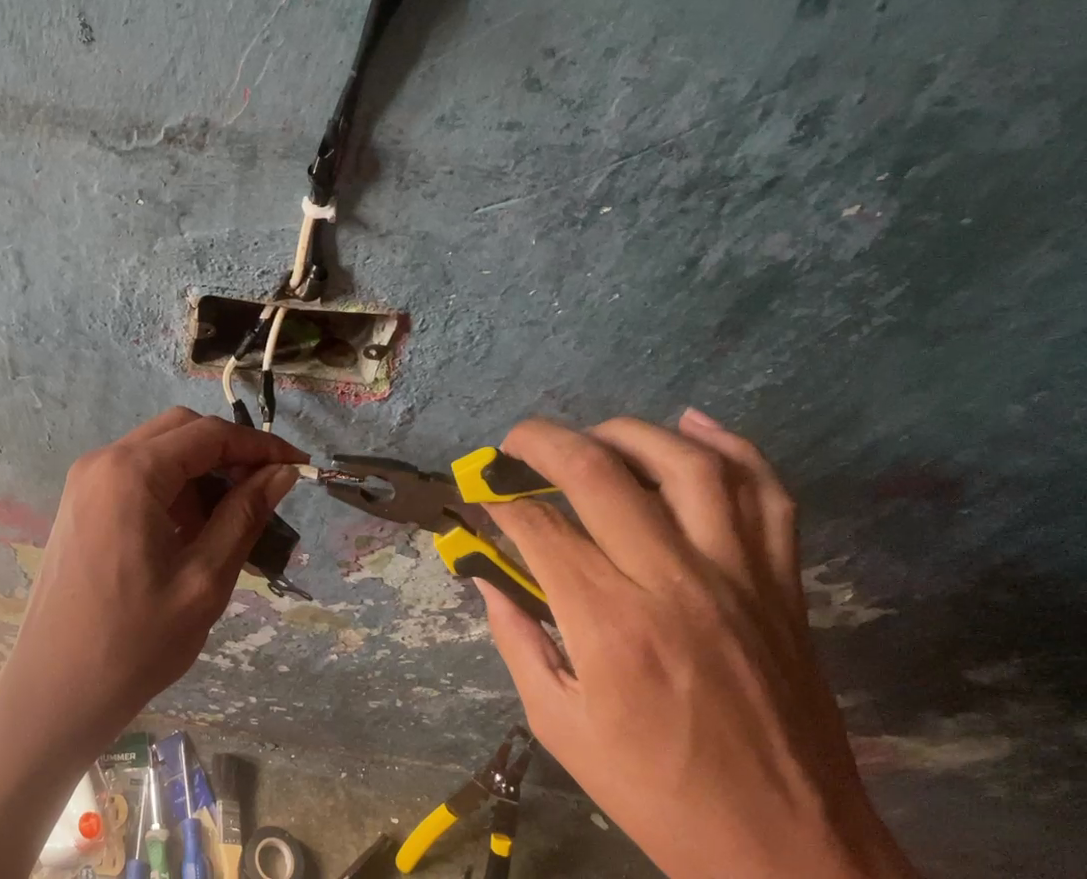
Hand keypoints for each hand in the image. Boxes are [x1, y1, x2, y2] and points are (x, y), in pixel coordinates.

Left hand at [0, 407, 305, 749]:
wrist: (55, 688)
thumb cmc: (134, 641)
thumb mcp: (204, 579)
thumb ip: (244, 516)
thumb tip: (283, 474)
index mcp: (131, 472)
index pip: (207, 434)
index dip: (259, 445)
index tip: (300, 466)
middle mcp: (102, 462)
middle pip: (179, 431)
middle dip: (229, 453)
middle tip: (268, 491)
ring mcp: (85, 482)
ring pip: (158, 452)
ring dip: (201, 473)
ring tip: (237, 518)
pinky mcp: (80, 505)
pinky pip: (135, 477)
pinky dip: (172, 490)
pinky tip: (197, 531)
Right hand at [476, 411, 914, 878]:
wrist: (787, 846)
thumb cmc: (656, 790)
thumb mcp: (559, 725)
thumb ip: (517, 640)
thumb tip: (488, 578)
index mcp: (609, 623)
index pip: (538, 526)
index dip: (496, 499)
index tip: (475, 492)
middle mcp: (674, 582)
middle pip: (600, 474)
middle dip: (542, 443)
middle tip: (513, 443)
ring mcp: (739, 577)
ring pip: (687, 465)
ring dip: (628, 432)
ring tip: (590, 434)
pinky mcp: (782, 586)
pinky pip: (769, 496)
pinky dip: (733, 447)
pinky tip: (692, 425)